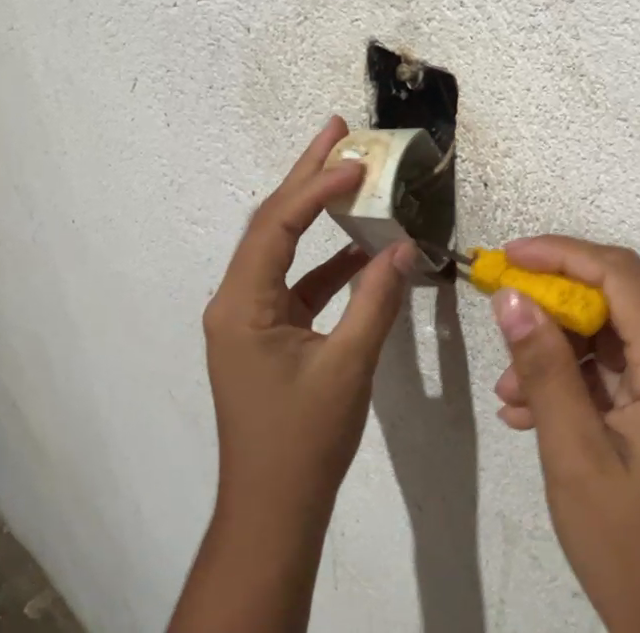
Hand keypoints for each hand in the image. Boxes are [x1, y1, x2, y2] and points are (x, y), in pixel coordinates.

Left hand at [202, 116, 416, 520]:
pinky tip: (361, 248)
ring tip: (350, 172)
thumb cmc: (304, 439)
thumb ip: (376, 300)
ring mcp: (250, 319)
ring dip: (316, 214)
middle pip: (271, 223)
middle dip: (305, 176)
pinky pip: (296, 284)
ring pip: (284, 250)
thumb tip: (404, 247)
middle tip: (336, 129)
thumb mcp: (348, 366)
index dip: (316, 188)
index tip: (357, 161)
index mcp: (241, 305)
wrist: (273, 510)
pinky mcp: (267, 336)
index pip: (277, 225)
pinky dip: (327, 263)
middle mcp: (236, 302)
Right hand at [491, 236, 639, 632]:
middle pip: (624, 297)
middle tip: (502, 320)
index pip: (621, 274)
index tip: (506, 257)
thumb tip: (512, 297)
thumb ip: (545, 368)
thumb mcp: (576, 456)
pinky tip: (535, 413)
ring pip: (623, 335)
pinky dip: (585, 380)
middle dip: (556, 304)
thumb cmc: (635, 549)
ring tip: (509, 392)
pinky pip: (632, 371)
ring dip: (565, 349)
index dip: (561, 254)